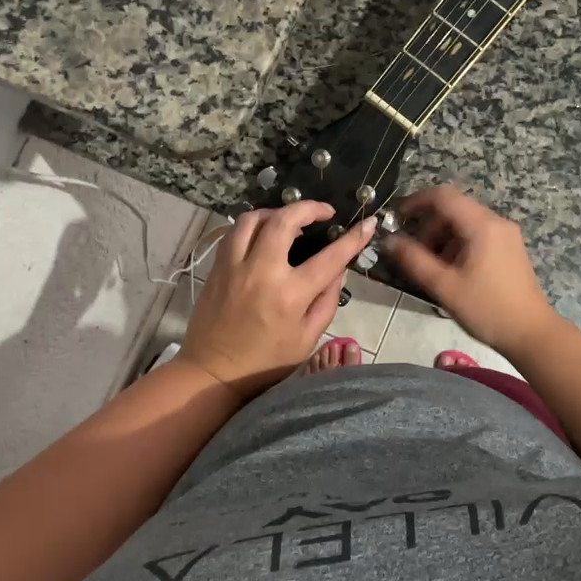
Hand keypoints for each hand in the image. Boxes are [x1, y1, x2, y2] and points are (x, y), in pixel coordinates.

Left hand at [179, 202, 375, 398]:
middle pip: (285, 221)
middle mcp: (262, 272)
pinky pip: (234, 232)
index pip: (330, 258)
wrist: (212, 373)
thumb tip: (338, 271)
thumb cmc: (265, 363)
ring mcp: (235, 266)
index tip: (368, 223)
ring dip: (276, 212)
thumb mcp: (306, 340)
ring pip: (254, 219)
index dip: (354, 238)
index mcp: (290, 295)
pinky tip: (264, 234)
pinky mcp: (217, 267)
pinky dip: (252, 225)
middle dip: (309, 208)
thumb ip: (326, 302)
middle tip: (324, 212)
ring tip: (290, 220)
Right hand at [383, 186, 559, 354]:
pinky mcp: (509, 248)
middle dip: (428, 226)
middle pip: (453, 208)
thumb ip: (413, 260)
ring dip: (441, 237)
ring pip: (464, 222)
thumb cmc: (487, 309)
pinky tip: (450, 271)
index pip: (443, 196)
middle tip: (413, 253)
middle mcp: (496, 222)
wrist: (532, 334)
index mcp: (482, 225)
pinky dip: (457, 244)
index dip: (415, 201)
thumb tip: (389, 241)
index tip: (395, 219)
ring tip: (430, 267)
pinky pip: (476, 234)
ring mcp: (506, 235)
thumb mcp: (445, 286)